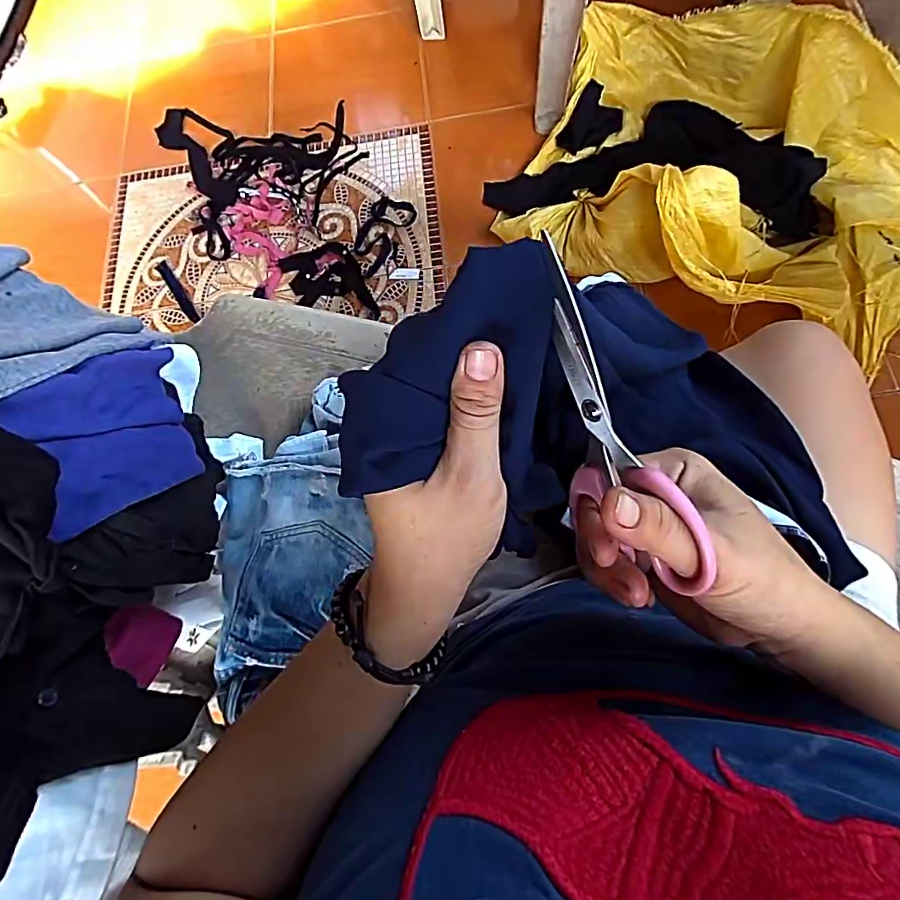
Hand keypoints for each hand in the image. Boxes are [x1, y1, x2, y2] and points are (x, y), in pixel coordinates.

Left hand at [360, 342, 506, 665]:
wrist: (428, 587)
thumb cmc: (447, 536)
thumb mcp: (471, 474)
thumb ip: (476, 414)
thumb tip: (481, 347)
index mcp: (386, 421)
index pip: (418, 357)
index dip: (456, 333)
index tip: (497, 312)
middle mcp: (386, 419)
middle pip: (427, 368)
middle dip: (466, 350)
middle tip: (513, 330)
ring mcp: (401, 433)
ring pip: (437, 387)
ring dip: (469, 373)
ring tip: (509, 352)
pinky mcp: (418, 444)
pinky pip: (443, 408)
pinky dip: (467, 398)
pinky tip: (494, 390)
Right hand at [574, 449, 839, 654]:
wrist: (781, 624)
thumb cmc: (763, 578)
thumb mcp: (711, 551)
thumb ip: (659, 526)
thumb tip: (610, 501)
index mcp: (676, 472)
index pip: (610, 473)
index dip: (598, 508)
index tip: (609, 550)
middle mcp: (659, 492)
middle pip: (597, 505)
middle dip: (603, 545)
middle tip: (626, 577)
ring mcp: (651, 525)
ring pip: (599, 536)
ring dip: (609, 569)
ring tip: (640, 595)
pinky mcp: (647, 557)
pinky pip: (609, 562)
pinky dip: (614, 581)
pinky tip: (641, 597)